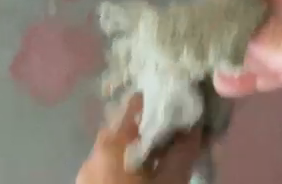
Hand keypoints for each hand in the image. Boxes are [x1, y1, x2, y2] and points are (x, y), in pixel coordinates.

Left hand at [76, 97, 203, 183]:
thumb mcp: (171, 183)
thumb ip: (184, 150)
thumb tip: (196, 125)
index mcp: (111, 143)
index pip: (137, 105)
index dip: (162, 104)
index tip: (183, 109)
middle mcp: (93, 154)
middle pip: (127, 130)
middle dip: (153, 132)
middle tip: (178, 141)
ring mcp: (85, 179)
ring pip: (119, 153)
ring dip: (141, 154)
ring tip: (164, 165)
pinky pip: (110, 173)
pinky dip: (128, 171)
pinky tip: (145, 181)